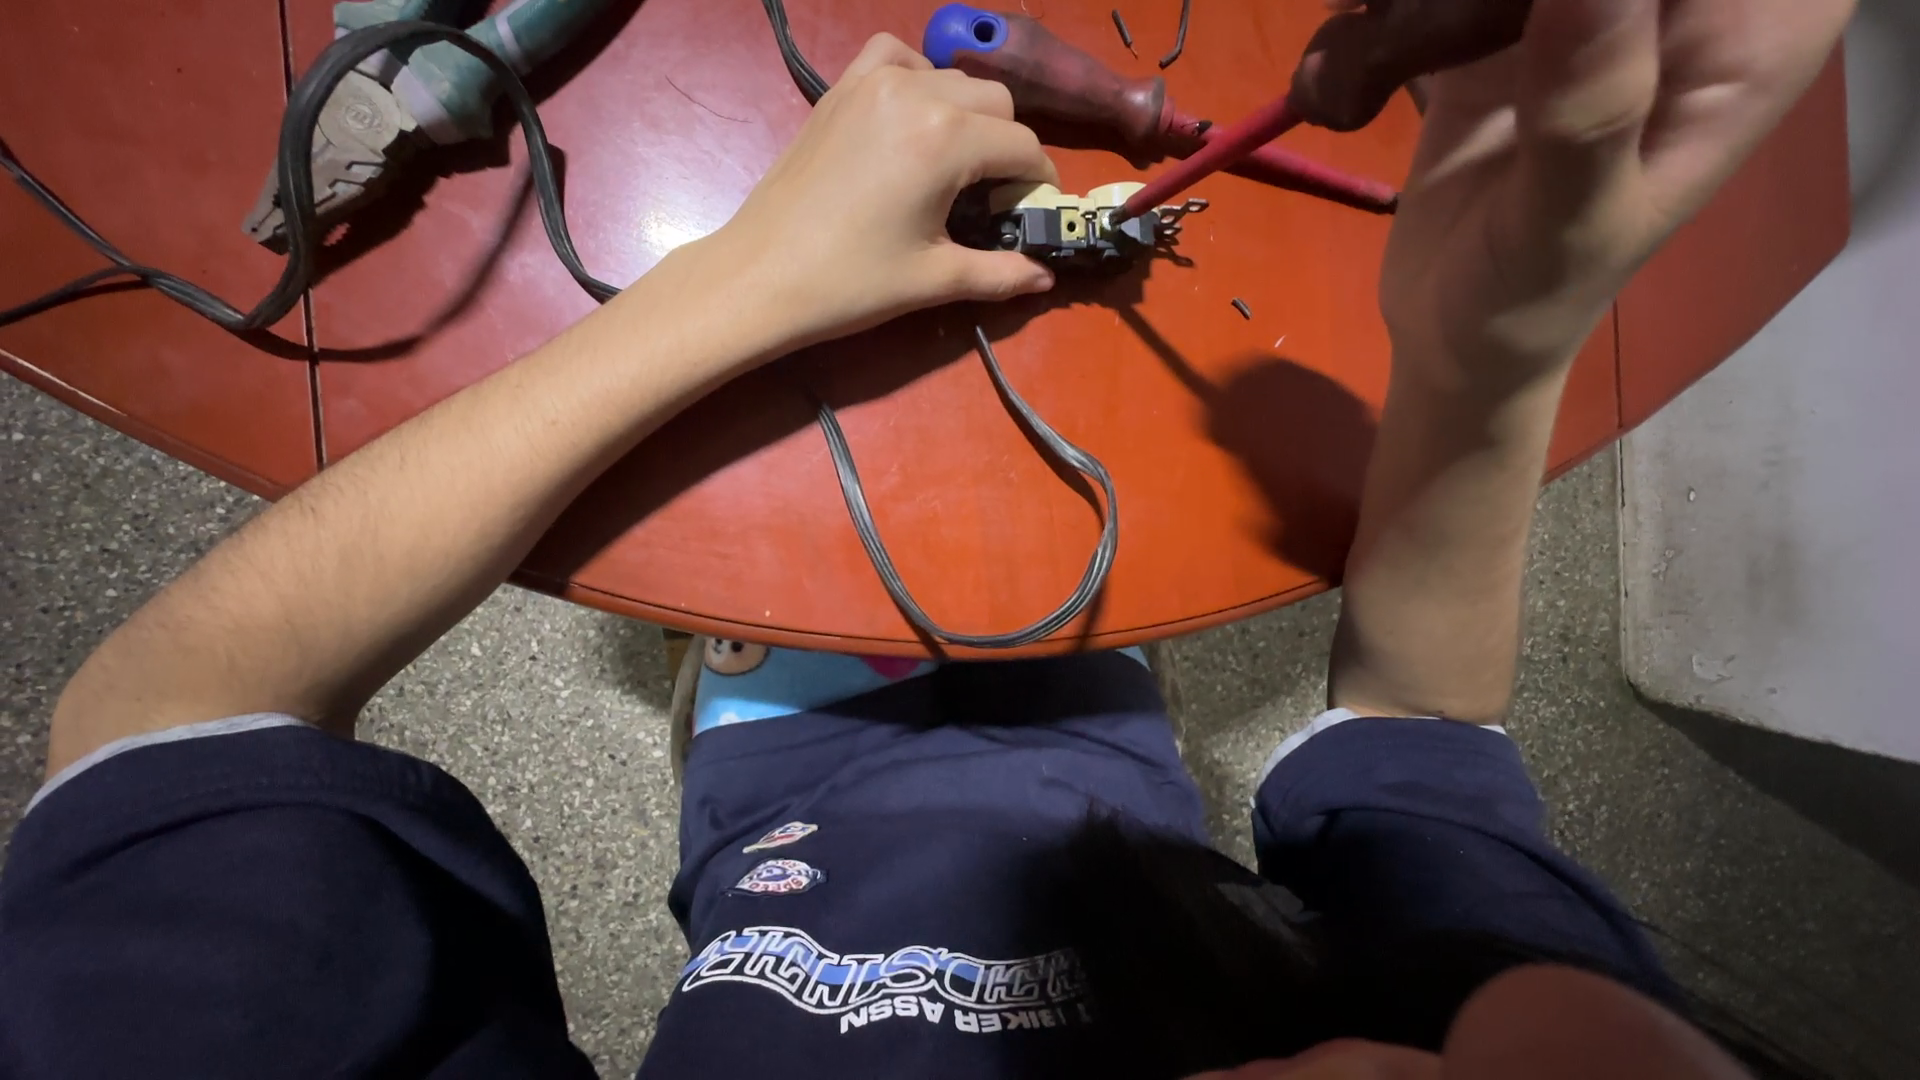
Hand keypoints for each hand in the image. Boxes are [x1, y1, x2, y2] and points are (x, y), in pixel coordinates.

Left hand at [704, 33, 1058, 353]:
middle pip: (996, 102)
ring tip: (951, 166)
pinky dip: (917, 80)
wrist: (762, 277)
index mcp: (946, 139)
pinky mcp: (840, 88)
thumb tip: (1046, 276)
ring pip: (951, 78)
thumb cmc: (851, 284)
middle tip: (989, 198)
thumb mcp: (934, 280)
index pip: (1022, 145)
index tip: (1031, 213)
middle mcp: (916, 93)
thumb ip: (1000, 274)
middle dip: (1006, 147)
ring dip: (968, 116)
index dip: (1037, 182)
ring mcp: (872, 81)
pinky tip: (912, 121)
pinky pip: (896, 57)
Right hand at [1374, 0, 1853, 386]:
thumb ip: (1591, 107)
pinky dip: (1405, 0)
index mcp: (1748, 30)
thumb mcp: (1566, 221)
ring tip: (1379, 12)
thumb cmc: (1528, 299)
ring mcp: (1582, 18)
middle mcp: (1675, 7)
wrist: (1454, 337)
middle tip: (1430, 18)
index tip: (1514, 10)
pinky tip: (1357, 21)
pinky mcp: (1499, 40)